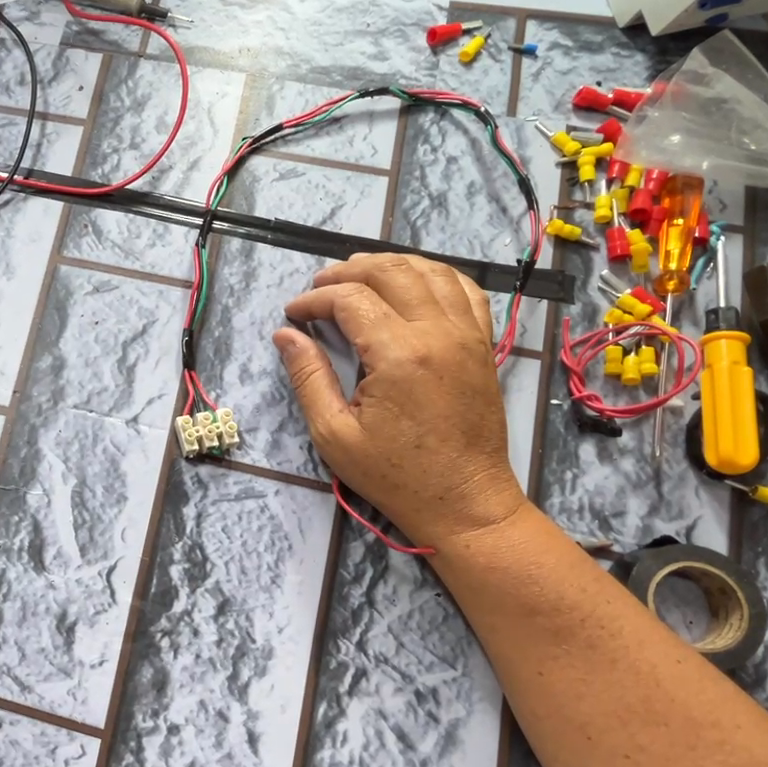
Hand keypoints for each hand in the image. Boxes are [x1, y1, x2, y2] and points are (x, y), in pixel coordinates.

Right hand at [273, 253, 528, 546]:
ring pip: (430, 271)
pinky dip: (435, 275)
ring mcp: (467, 336)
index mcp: (399, 354)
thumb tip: (285, 334)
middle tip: (317, 287)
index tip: (292, 315)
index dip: (314, 300)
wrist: (464, 501)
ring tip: (357, 275)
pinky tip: (411, 282)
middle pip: (391, 272)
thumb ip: (308, 377)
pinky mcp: (482, 346)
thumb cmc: (394, 474)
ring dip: (389, 265)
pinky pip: (465, 291)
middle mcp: (438, 333)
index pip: (351, 300)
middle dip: (347, 272)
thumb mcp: (334, 433)